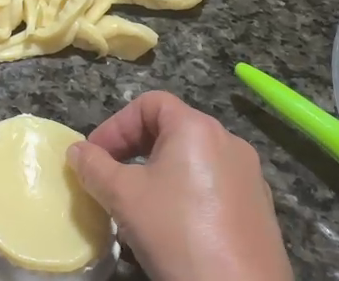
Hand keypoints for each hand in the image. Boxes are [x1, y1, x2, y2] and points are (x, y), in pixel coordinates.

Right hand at [67, 92, 291, 280]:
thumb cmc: (178, 235)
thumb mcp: (123, 198)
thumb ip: (94, 167)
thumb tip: (77, 151)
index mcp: (197, 128)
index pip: (149, 103)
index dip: (116, 125)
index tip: (95, 156)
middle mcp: (229, 142)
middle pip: (171, 129)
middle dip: (134, 150)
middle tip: (111, 178)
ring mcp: (250, 178)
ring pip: (192, 161)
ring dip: (159, 174)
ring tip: (139, 206)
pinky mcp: (261, 212)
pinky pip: (213, 188)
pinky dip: (187, 196)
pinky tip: (174, 229)